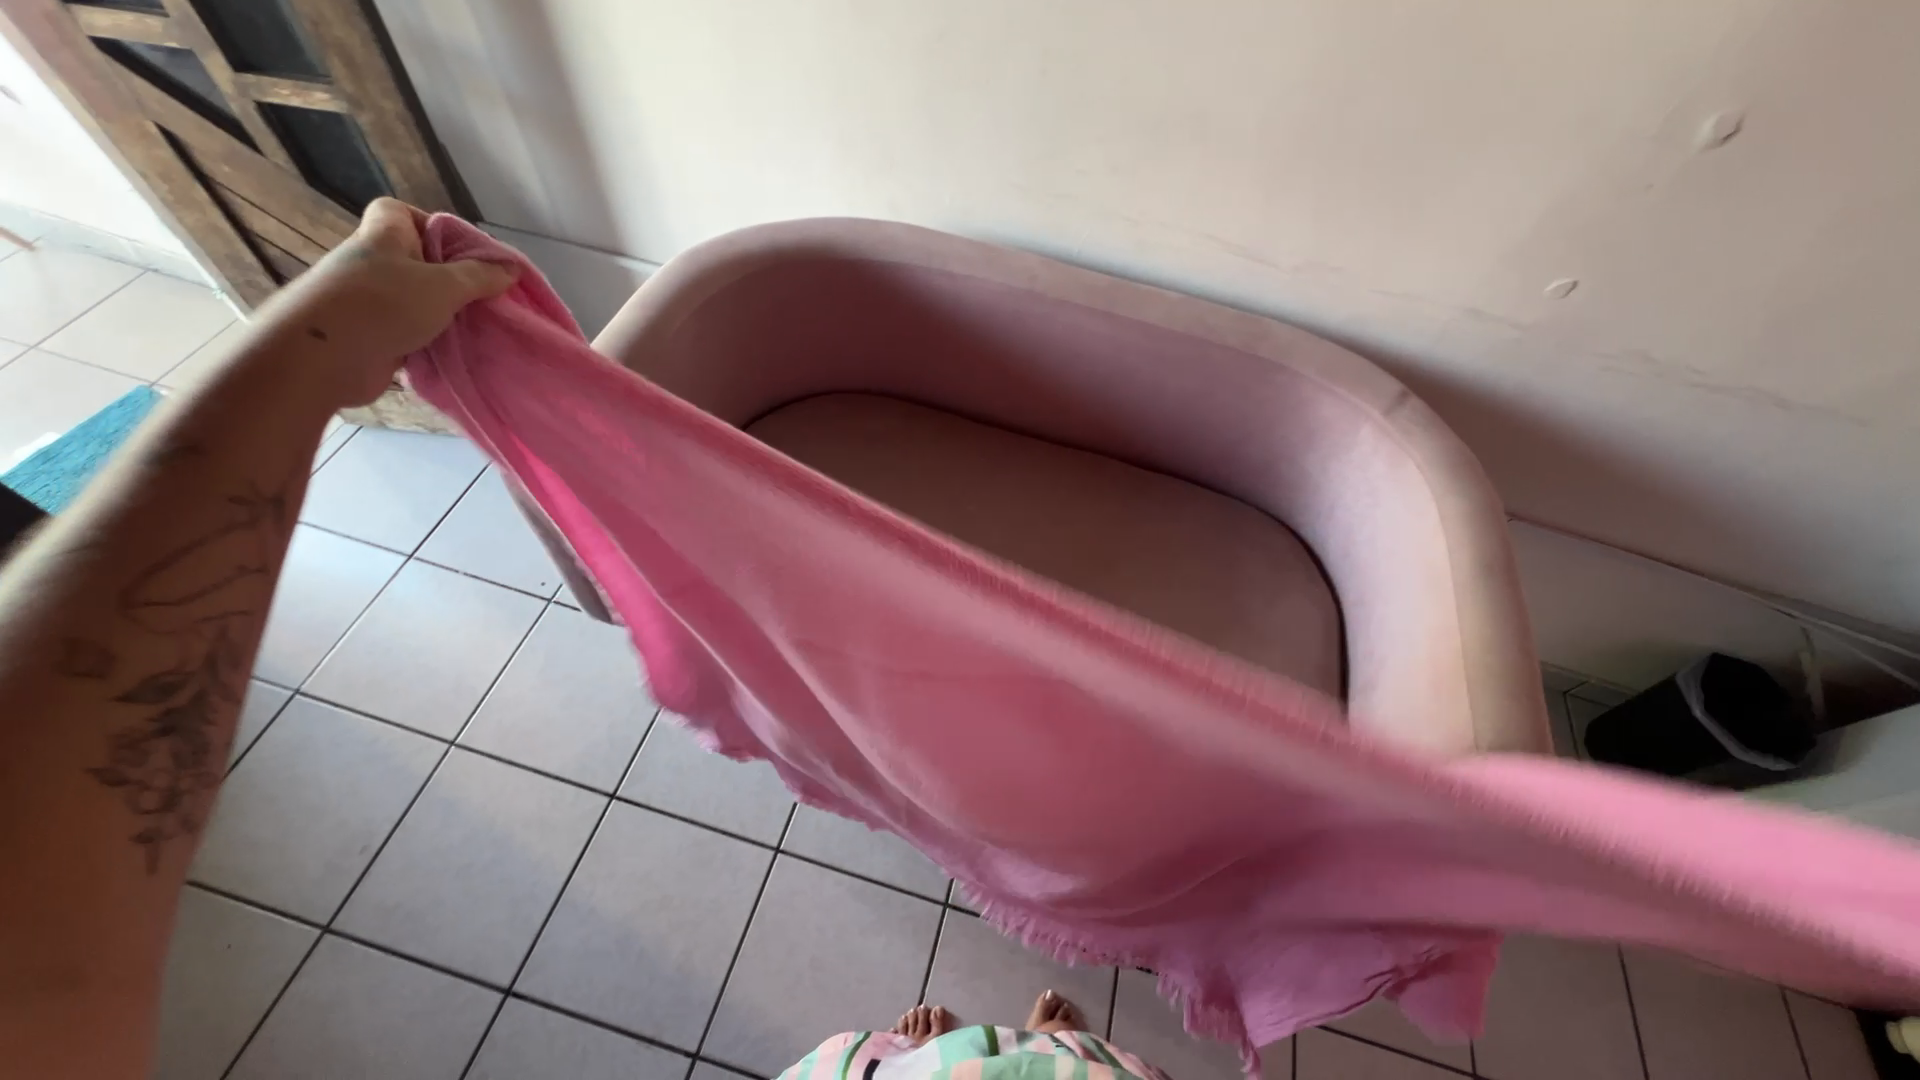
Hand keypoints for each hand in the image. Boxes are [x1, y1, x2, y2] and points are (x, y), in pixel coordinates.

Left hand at [274, 198, 517, 405]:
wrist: (323, 357)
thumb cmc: (382, 305)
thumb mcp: (443, 285)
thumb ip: (479, 277)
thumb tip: (511, 269)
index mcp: (383, 237)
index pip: (399, 212)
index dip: (431, 224)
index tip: (463, 251)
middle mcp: (373, 262)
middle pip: (417, 258)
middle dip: (451, 275)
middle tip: (483, 293)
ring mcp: (369, 299)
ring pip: (417, 297)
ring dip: (445, 311)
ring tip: (478, 324)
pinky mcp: (372, 334)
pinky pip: (411, 329)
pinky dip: (432, 338)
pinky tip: (457, 348)